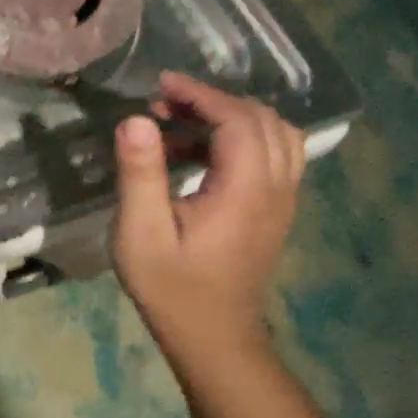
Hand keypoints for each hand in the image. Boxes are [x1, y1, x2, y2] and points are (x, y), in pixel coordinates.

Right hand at [112, 72, 306, 357]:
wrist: (211, 332)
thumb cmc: (168, 282)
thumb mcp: (140, 229)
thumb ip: (141, 172)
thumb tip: (136, 119)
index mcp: (245, 191)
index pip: (239, 121)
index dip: (202, 95)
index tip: (159, 85)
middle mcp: (276, 190)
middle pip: (265, 122)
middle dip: (215, 100)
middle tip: (162, 102)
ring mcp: (282, 201)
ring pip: (277, 136)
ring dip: (231, 117)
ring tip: (178, 121)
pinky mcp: (274, 211)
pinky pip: (274, 156)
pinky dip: (240, 138)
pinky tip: (196, 150)